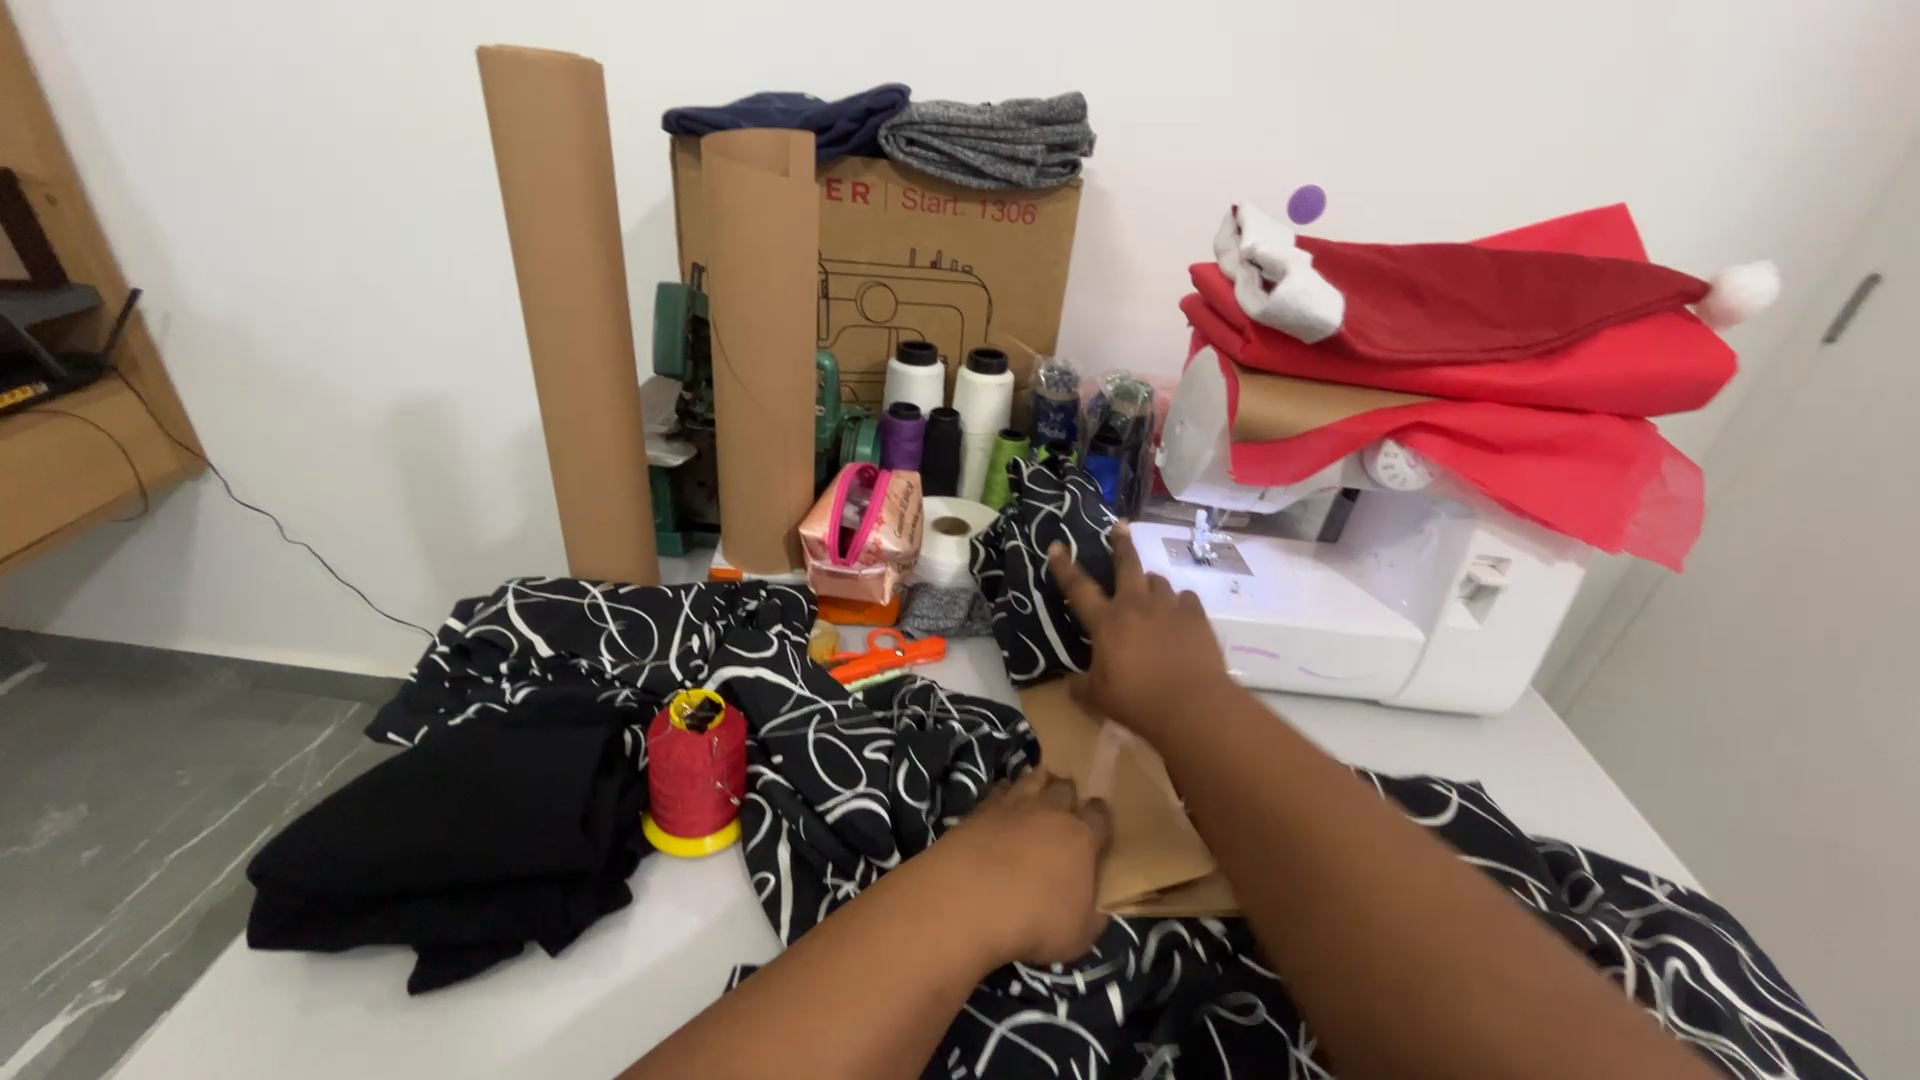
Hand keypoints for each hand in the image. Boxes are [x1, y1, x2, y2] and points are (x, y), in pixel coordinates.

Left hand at [918, 771, 1111, 966]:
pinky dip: (1004, 790)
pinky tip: (1001, 796)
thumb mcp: (1079, 935)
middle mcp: (1050, 813)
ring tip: (1038, 783)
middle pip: (1065, 789)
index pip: (1099, 817)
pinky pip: (998, 790)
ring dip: (1038, 781)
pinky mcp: (980, 809)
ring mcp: (1013, 806)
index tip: (1099, 817)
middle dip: (1068, 792)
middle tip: (1067, 798)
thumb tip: (1100, 909)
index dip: (1101, 816)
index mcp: (1082, 839)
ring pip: (1031, 780)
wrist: (970, 901)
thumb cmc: (1034, 923)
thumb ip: (1093, 917)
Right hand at [1047, 522, 1239, 745]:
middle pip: (1127, 564)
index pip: (1078, 588)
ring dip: (1150, 583)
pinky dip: (1178, 603)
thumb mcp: (1097, 698)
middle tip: (1120, 526)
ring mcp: (1168, 607)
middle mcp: (1136, 605)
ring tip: (1150, 592)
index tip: (1056, 545)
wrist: (1192, 705)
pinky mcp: (1196, 616)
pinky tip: (1179, 615)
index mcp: (1106, 622)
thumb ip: (1080, 686)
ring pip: (1157, 581)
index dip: (1064, 566)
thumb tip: (1070, 682)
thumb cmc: (1137, 701)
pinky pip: (1185, 598)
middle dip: (1120, 543)